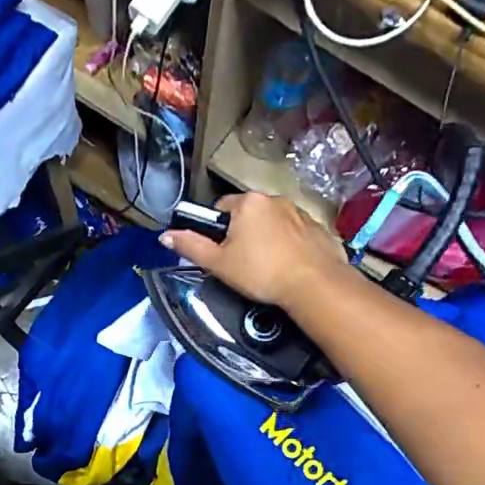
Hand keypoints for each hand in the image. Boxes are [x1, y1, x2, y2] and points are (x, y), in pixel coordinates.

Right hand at [161, 192, 354, 308]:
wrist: (314, 284)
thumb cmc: (261, 272)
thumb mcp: (218, 263)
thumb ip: (190, 246)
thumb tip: (165, 235)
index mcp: (248, 203)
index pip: (221, 207)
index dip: (217, 230)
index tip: (222, 252)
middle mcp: (275, 199)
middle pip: (248, 214)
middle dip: (243, 234)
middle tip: (242, 263)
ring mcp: (300, 212)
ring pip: (273, 224)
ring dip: (267, 238)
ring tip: (267, 267)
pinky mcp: (318, 228)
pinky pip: (295, 234)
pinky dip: (289, 246)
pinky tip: (288, 267)